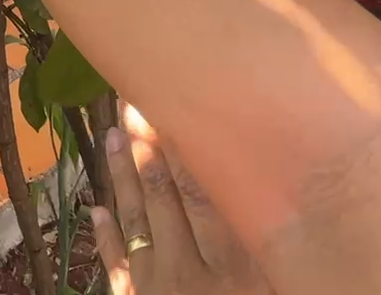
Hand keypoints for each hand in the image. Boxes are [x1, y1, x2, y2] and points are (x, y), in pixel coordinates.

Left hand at [92, 106, 271, 294]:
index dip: (179, 145)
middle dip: (146, 146)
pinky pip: (118, 271)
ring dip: (123, 177)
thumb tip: (259, 181)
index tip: (165, 104)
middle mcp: (193, 272)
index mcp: (238, 267)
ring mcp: (159, 292)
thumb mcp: (284, 284)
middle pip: (164, 196)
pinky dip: (108, 240)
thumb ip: (271, 242)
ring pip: (137, 222)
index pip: (202, 191)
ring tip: (111, 135)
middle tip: (129, 103)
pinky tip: (96, 210)